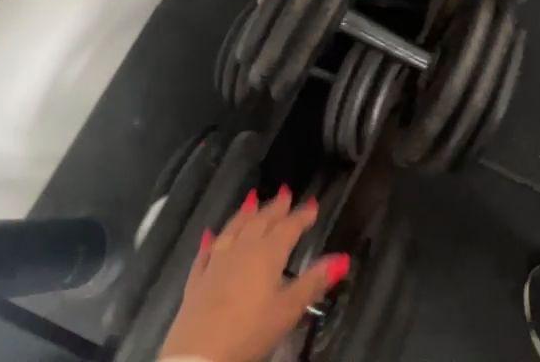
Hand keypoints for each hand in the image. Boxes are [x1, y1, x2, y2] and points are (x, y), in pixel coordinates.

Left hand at [161, 187, 350, 361]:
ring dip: (244, 214)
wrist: (199, 355)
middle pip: (260, 222)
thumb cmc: (250, 331)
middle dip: (274, 207)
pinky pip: (206, 252)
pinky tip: (211, 235)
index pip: (289, 228)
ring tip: (252, 201)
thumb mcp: (288, 310)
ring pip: (233, 230)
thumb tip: (342, 258)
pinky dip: (211, 240)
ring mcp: (216, 263)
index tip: (312, 203)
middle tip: (284, 193)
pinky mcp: (196, 280)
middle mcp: (242, 250)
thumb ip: (314, 282)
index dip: (302, 215)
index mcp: (268, 254)